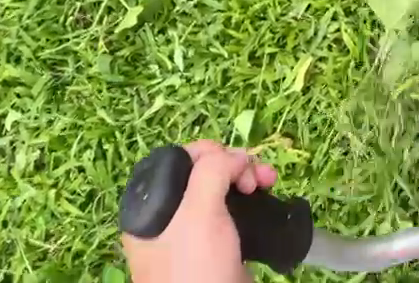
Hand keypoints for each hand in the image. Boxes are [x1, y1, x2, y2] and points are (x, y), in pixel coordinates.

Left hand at [120, 141, 277, 282]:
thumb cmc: (196, 267)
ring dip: (249, 175)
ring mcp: (193, 231)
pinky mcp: (216, 243)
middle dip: (235, 163)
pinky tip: (265, 193)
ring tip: (268, 182)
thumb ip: (212, 171)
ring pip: (223, 185)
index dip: (211, 152)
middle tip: (255, 178)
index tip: (234, 163)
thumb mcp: (198, 213)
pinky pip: (233, 205)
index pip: (179, 159)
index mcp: (151, 209)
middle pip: (205, 169)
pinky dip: (251, 194)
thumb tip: (237, 158)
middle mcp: (168, 216)